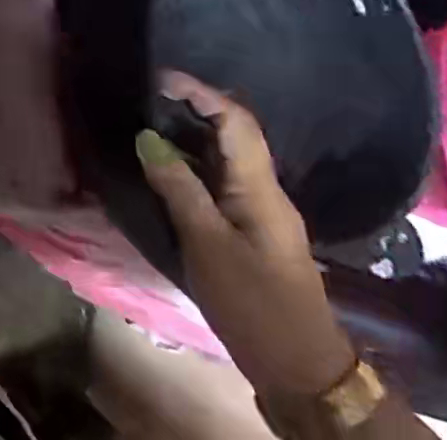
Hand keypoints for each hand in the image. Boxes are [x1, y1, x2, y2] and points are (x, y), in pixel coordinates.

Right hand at [136, 71, 355, 397]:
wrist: (300, 368)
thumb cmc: (252, 303)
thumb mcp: (206, 244)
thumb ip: (178, 188)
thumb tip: (147, 139)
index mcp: (259, 186)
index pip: (235, 120)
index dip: (201, 92)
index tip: (162, 78)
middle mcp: (265, 188)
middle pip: (234, 132)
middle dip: (195, 107)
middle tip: (152, 97)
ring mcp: (262, 209)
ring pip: (228, 157)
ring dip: (193, 136)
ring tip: (152, 125)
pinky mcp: (253, 228)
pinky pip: (223, 180)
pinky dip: (196, 166)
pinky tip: (170, 171)